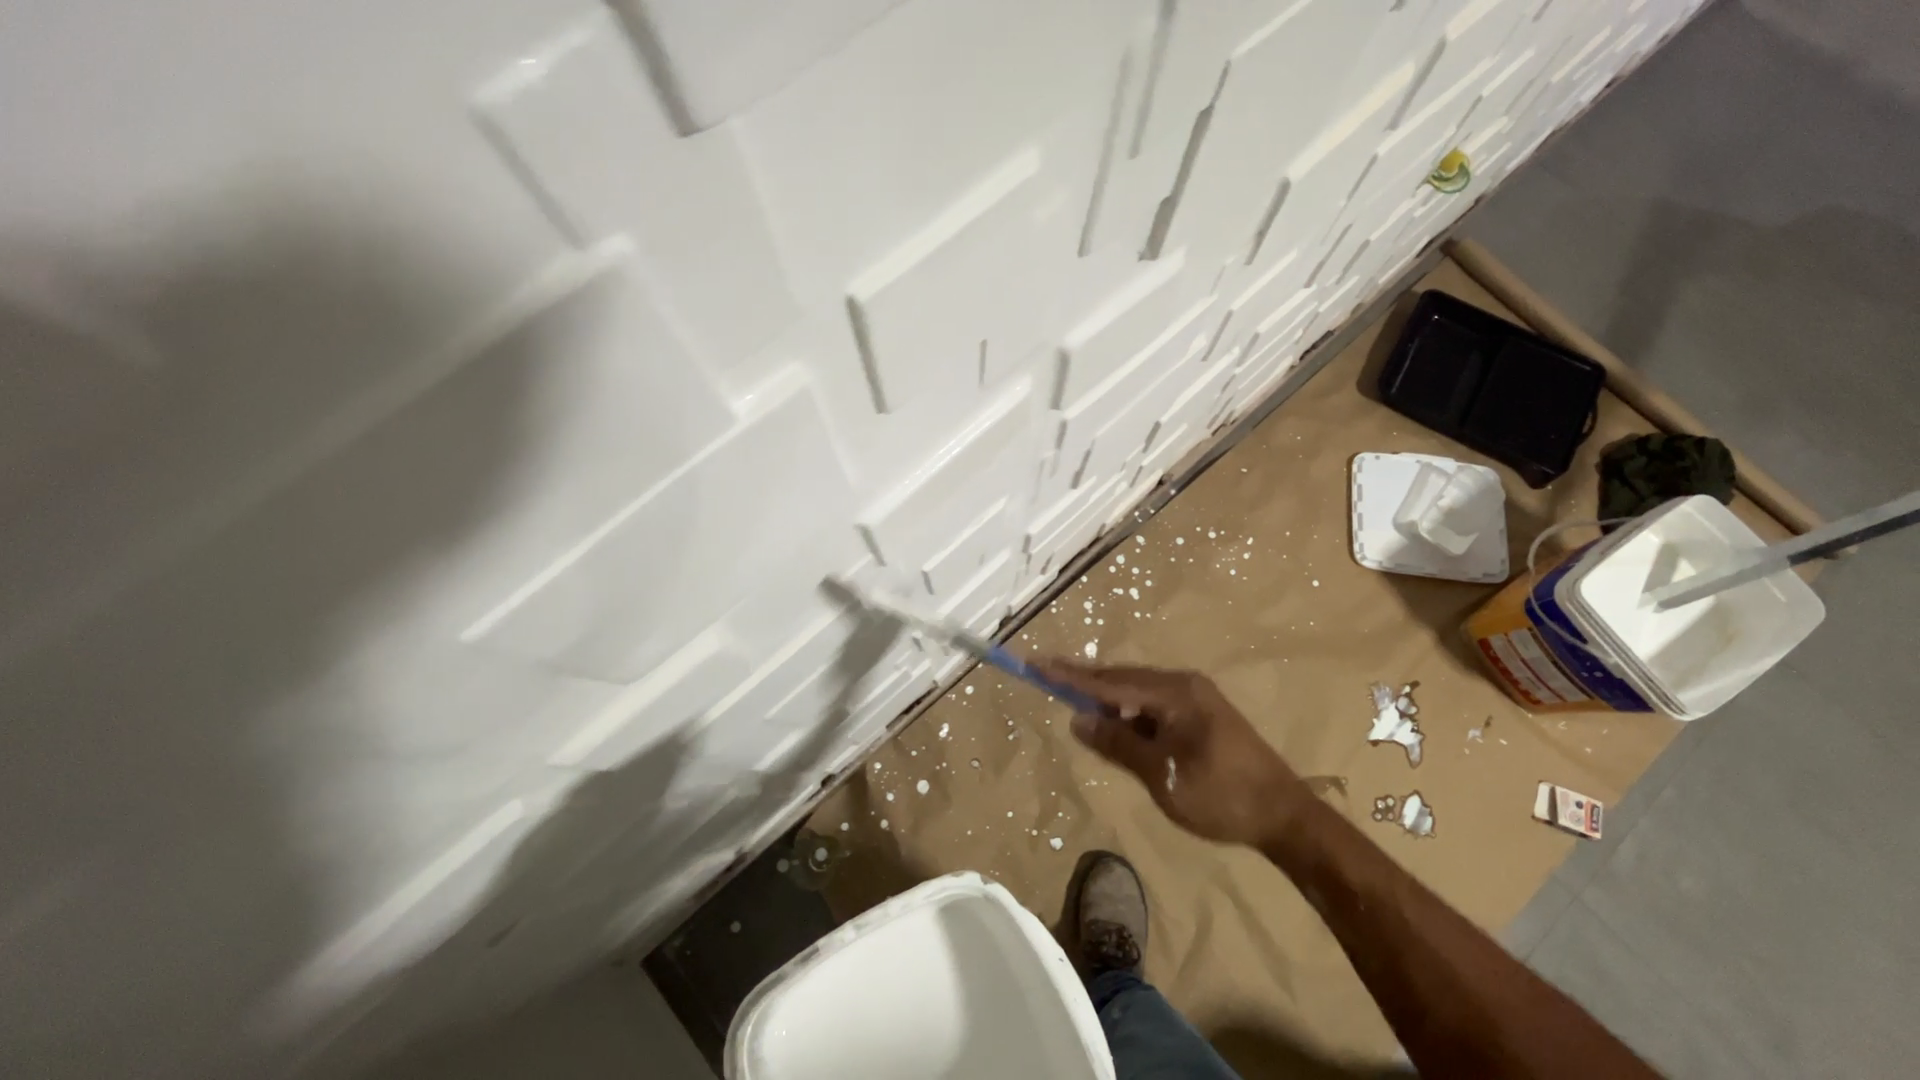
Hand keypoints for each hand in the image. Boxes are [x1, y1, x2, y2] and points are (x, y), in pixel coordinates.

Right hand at [1037, 659, 1309, 848]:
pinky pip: (1153, 706)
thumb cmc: (1221, 796)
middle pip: (1123, 679)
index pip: (1110, 681)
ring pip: (1138, 692)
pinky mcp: (1201, 716)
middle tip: (1045, 676)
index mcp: (1175, 693)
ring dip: (1107, 699)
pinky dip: (1129, 713)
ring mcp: (1196, 699)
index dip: (1070, 676)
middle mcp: (1184, 686)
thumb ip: (1118, 744)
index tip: (1035, 663)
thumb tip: (1078, 719)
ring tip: (1071, 701)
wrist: (1284, 816)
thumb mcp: (1161, 775)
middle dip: (1084, 681)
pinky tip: (1114, 725)